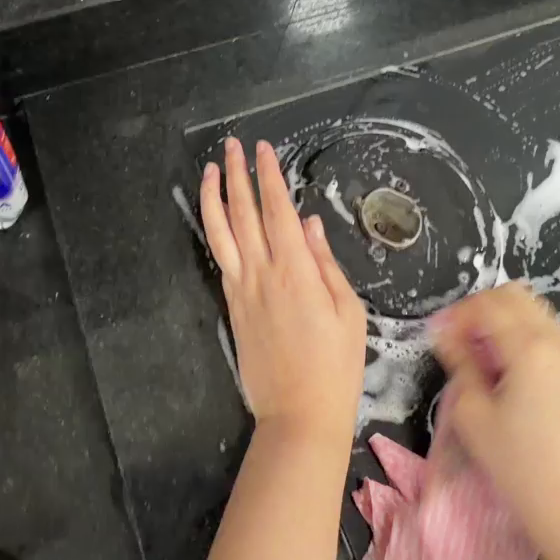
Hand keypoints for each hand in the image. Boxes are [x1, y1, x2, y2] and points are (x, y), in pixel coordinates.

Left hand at [200, 138, 366, 442]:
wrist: (298, 414)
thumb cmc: (336, 366)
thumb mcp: (349, 313)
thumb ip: (326, 263)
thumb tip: (309, 223)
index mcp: (295, 270)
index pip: (277, 209)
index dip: (269, 175)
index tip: (264, 149)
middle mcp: (261, 272)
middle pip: (242, 212)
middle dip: (237, 174)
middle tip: (232, 145)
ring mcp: (241, 288)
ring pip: (221, 231)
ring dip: (213, 196)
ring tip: (210, 169)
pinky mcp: (231, 304)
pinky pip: (220, 257)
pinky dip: (215, 230)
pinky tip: (216, 216)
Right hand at [432, 284, 559, 559]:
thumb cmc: (523, 470)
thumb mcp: (473, 417)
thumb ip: (459, 366)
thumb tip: (448, 338)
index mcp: (530, 348)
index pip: (487, 303)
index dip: (456, 314)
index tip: (437, 337)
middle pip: (518, 298)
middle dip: (483, 310)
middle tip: (460, 340)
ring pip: (539, 317)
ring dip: (507, 325)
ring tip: (485, 361)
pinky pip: (556, 344)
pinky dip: (529, 344)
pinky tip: (515, 382)